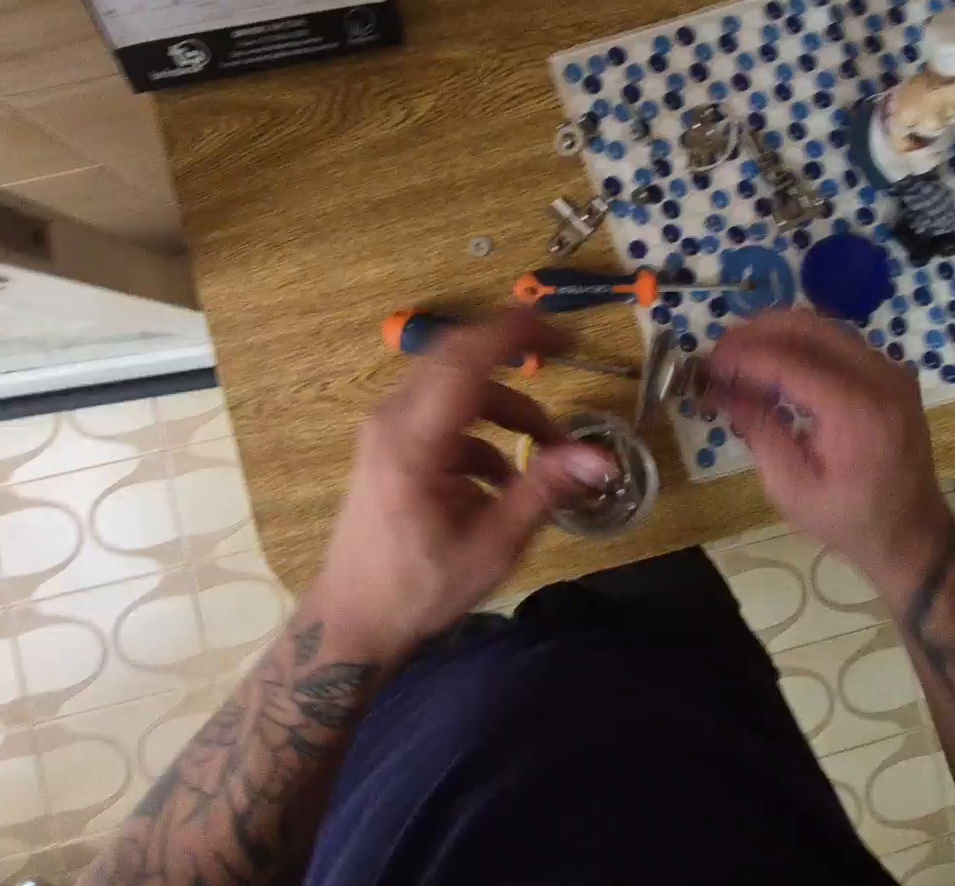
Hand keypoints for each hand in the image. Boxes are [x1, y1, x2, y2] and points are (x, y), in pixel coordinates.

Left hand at [309, 309, 618, 658]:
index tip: (562, 332)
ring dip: (504, 407)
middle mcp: (392, 420)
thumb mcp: (492, 546)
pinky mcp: (389, 444)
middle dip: (515, 358)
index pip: (464, 360)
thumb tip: (602, 458)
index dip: (514, 334)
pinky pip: (442, 415)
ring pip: (453, 387)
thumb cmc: (419, 589)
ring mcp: (386, 429)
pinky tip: (503, 477)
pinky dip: (480, 430)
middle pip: (458, 360)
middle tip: (563, 356)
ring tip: (546, 448)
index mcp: (413, 441)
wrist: (352, 622)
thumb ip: (545, 491)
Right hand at [704, 309, 954, 587]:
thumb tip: (720, 390)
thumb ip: (758, 429)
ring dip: (775, 334)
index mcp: (855, 410)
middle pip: (807, 327)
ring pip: (822, 326)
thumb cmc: (849, 520)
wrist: (913, 534)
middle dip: (755, 333)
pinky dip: (799, 344)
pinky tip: (773, 367)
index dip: (741, 356)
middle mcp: (878, 377)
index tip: (707, 364)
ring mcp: (889, 371)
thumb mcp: (790, 486)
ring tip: (739, 356)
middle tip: (719, 354)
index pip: (787, 360)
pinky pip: (837, 341)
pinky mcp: (889, 374)